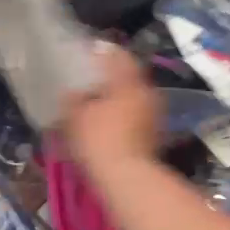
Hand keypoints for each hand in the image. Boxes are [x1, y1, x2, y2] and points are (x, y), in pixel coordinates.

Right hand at [62, 44, 161, 174]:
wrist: (128, 178)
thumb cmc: (99, 140)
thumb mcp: (75, 117)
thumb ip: (73, 99)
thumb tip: (74, 92)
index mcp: (128, 81)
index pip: (118, 56)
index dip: (104, 51)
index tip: (91, 50)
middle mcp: (146, 92)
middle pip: (129, 76)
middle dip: (113, 76)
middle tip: (94, 78)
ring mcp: (154, 114)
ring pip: (135, 97)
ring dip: (120, 97)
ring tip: (99, 102)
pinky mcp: (155, 134)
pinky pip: (137, 114)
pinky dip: (124, 114)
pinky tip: (109, 121)